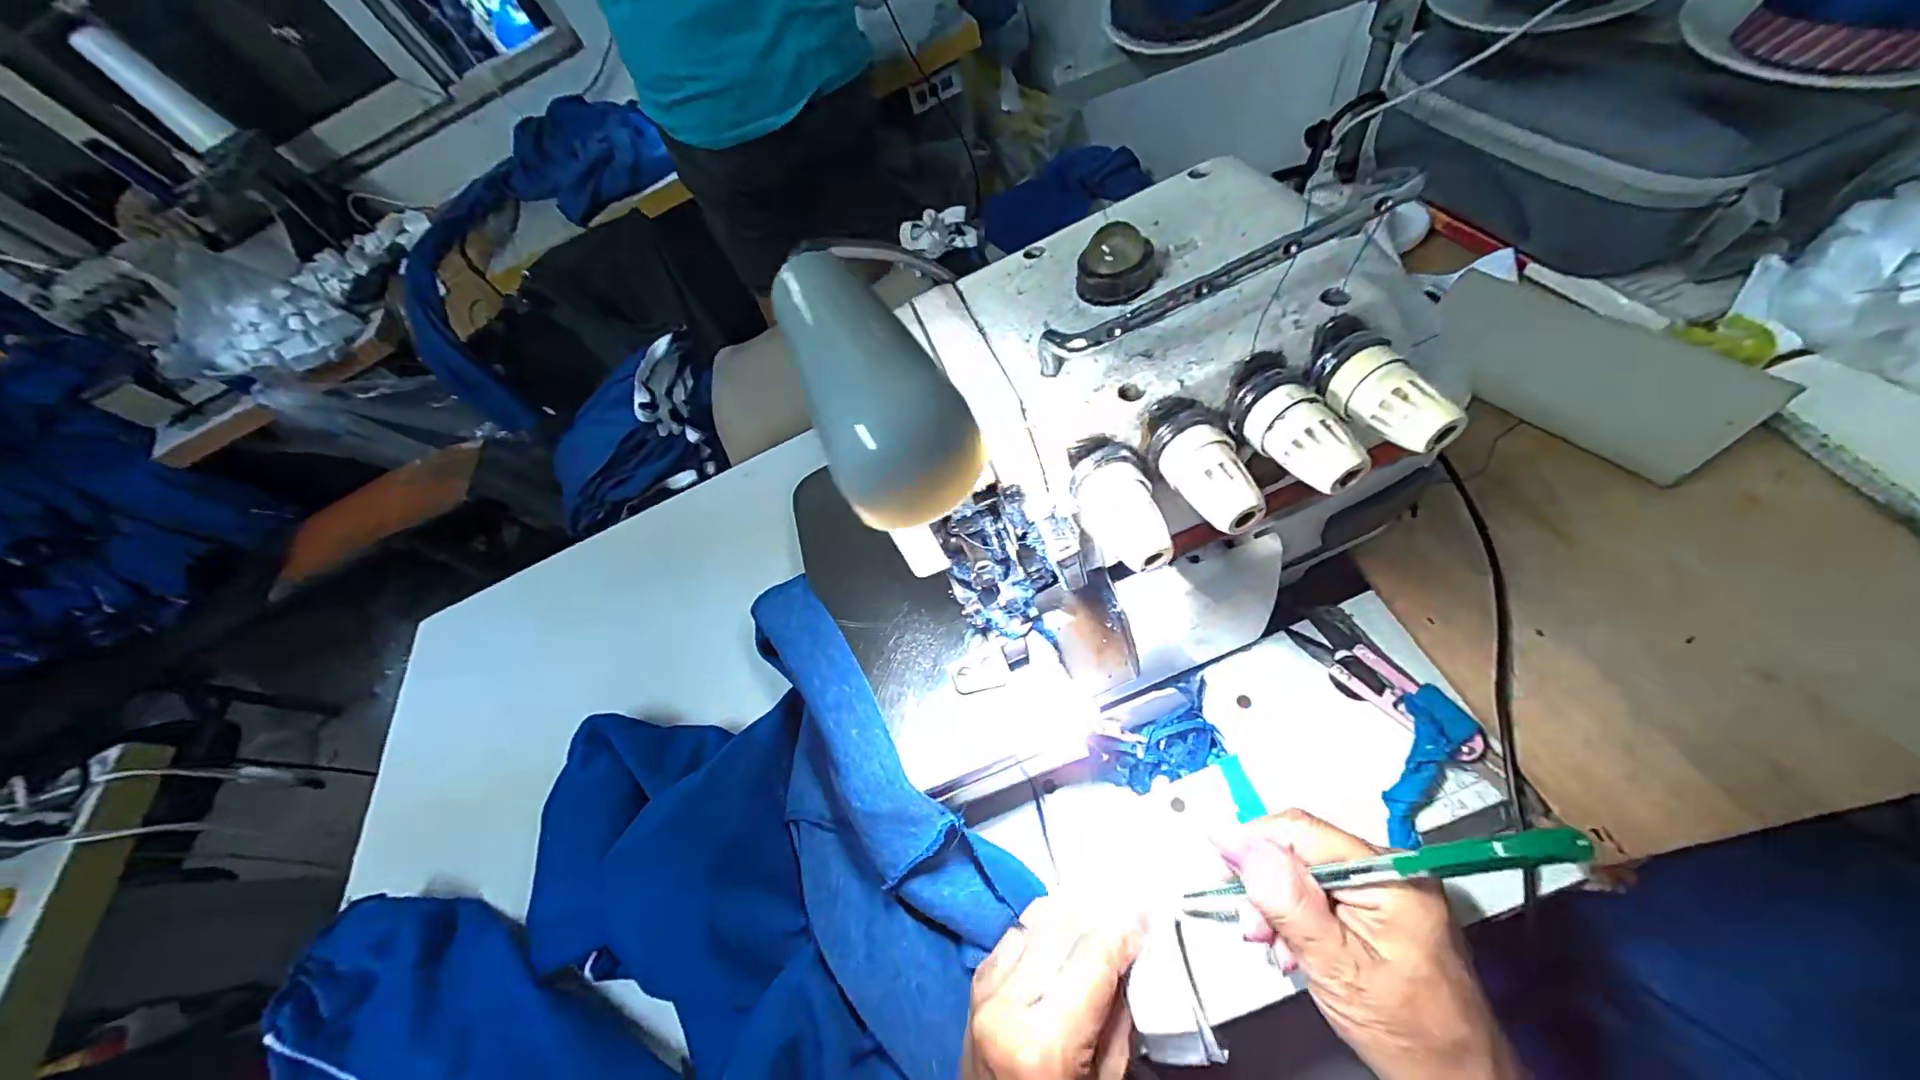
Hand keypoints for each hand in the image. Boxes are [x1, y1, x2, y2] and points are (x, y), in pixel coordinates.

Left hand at [961, 896, 1143, 1079]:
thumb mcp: (1103, 1078)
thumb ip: (1116, 1016)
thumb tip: (1130, 957)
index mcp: (1043, 1038)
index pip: (1092, 955)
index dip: (1124, 934)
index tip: (1145, 923)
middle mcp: (1008, 1002)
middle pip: (1062, 927)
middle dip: (1098, 920)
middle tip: (1124, 923)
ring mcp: (986, 989)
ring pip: (1035, 920)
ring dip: (1068, 919)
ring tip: (1093, 927)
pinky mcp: (976, 981)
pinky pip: (1015, 935)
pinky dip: (1040, 931)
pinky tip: (1059, 941)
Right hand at [1216, 810, 1520, 1079]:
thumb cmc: (1409, 1034)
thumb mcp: (1336, 968)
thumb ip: (1288, 902)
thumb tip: (1240, 843)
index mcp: (1390, 875)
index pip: (1301, 830)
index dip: (1254, 844)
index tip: (1223, 872)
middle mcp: (1390, 868)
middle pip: (1301, 850)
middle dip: (1268, 886)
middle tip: (1254, 929)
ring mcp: (1387, 885)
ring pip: (1305, 871)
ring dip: (1280, 905)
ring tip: (1276, 946)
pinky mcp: (1380, 903)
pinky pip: (1322, 890)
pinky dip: (1300, 915)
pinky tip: (1295, 946)